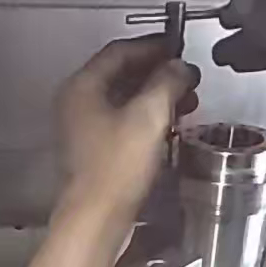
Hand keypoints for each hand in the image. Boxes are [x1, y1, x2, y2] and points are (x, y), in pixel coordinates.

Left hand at [55, 35, 198, 220]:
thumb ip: (167, 84)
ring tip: (185, 106)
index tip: (180, 47)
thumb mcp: (148, 118)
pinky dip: (146, 122)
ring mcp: (84, 132)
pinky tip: (167, 131)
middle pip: (121, 76)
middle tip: (187, 80)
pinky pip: (123, 127)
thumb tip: (181, 68)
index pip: (120, 51)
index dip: (153, 46)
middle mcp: (78, 105)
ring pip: (124, 103)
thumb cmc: (117, 169)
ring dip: (155, 100)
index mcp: (83, 86)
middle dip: (157, 75)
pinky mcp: (95, 156)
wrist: (96, 220)